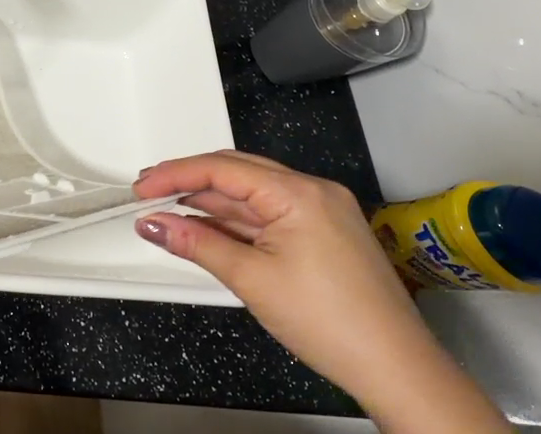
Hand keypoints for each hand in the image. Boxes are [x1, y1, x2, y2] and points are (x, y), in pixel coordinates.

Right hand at [135, 151, 509, 433]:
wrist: (398, 371)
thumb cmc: (333, 325)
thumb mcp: (251, 279)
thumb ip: (196, 243)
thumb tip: (154, 224)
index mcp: (299, 193)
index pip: (221, 168)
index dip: (175, 175)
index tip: (142, 187)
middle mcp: (315, 192)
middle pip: (237, 171)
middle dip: (190, 182)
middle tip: (150, 193)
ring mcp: (324, 212)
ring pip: (252, 194)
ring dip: (212, 203)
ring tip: (172, 213)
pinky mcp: (326, 233)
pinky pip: (270, 213)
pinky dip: (237, 220)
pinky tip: (211, 229)